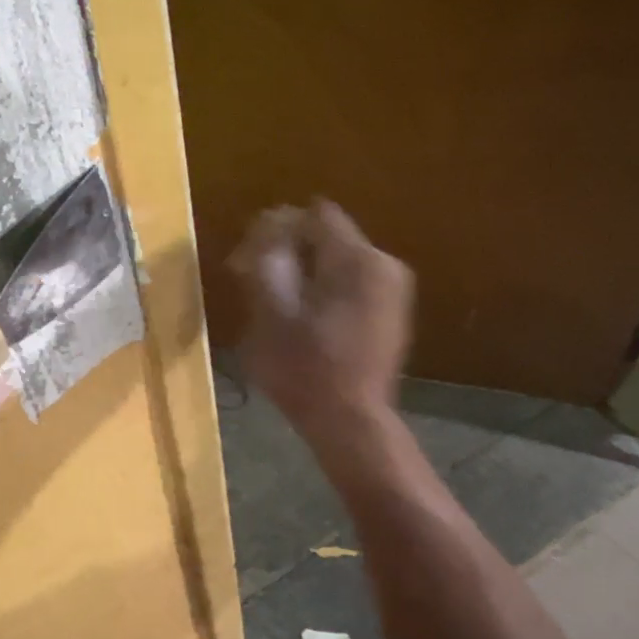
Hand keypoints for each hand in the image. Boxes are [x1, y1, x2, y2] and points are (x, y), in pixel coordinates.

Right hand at [230, 200, 412, 434]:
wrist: (350, 423)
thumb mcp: (271, 311)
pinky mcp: (389, 312)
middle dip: (285, 253)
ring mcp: (391, 290)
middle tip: (250, 285)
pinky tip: (300, 322)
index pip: (312, 216)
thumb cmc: (305, 369)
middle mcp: (382, 265)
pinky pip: (347, 283)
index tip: (248, 261)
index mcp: (357, 260)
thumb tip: (266, 224)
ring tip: (271, 308)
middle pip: (324, 237)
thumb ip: (267, 260)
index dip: (275, 229)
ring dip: (300, 273)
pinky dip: (320, 291)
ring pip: (334, 261)